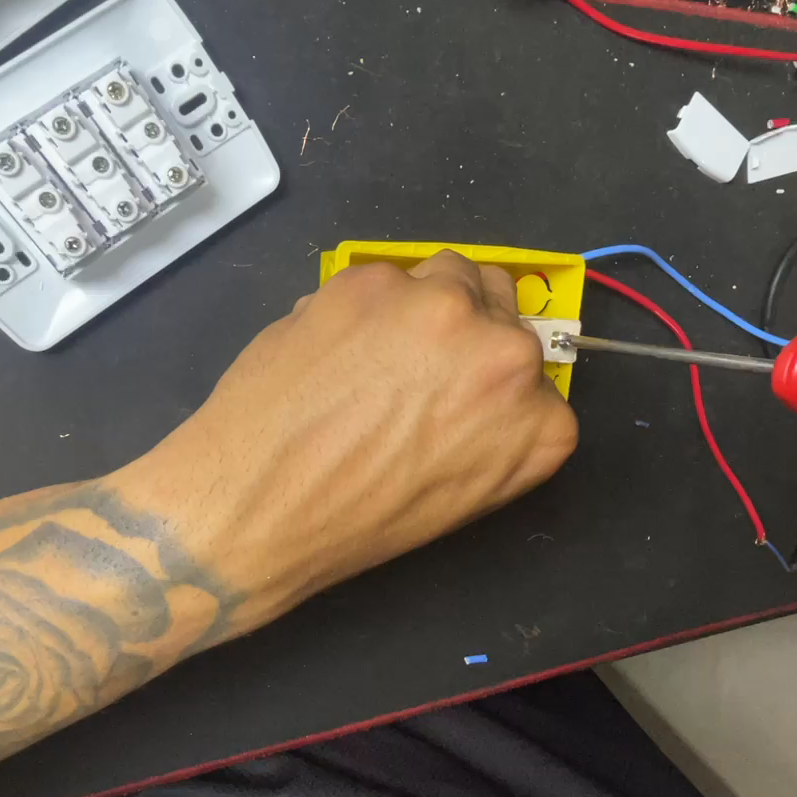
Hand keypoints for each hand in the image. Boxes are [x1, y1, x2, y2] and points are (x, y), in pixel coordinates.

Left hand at [128, 250, 578, 624]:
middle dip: (469, 335)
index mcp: (541, 425)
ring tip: (376, 351)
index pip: (541, 385)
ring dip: (426, 304)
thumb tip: (485, 386)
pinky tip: (335, 346)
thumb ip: (496, 433)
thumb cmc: (359, 521)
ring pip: (452, 276)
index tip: (461, 405)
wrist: (255, 504)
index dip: (496, 391)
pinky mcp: (374, 280)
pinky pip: (389, 278)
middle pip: (505, 312)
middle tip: (416, 373)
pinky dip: (369, 306)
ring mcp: (441, 307)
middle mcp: (508, 355)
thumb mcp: (460, 496)